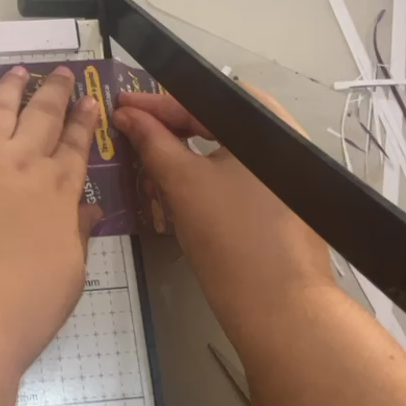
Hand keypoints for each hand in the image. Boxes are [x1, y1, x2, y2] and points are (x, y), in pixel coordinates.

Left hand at [0, 67, 103, 375]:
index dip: (85, 123)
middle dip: (55, 93)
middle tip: (63, 73)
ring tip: (17, 71)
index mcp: (59, 193)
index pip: (77, 148)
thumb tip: (88, 211)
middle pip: (43, 119)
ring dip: (8, 89)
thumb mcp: (70, 276)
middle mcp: (22, 166)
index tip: (91, 101)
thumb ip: (77, 236)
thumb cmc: (23, 307)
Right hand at [115, 88, 333, 309]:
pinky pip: (235, 170)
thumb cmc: (230, 236)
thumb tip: (126, 114)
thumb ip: (152, 141)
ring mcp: (285, 172)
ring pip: (223, 146)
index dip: (156, 102)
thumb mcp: (182, 183)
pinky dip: (203, 170)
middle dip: (169, 123)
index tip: (120, 103)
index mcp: (265, 125)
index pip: (201, 99)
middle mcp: (283, 140)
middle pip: (215, 119)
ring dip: (183, 148)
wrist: (279, 306)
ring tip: (146, 152)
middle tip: (130, 125)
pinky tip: (175, 181)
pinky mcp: (280, 199)